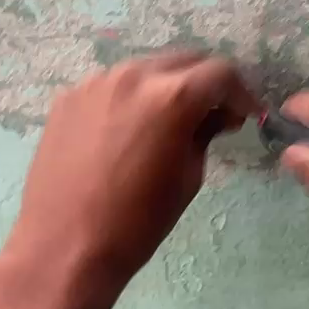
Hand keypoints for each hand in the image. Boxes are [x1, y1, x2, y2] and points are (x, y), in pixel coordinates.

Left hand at [4, 51, 257, 295]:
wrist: (63, 248)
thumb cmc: (137, 223)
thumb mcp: (188, 178)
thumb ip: (205, 133)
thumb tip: (216, 115)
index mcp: (171, 96)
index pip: (220, 73)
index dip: (241, 92)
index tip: (245, 114)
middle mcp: (133, 75)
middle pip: (184, 60)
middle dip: (205, 83)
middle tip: (213, 114)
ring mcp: (95, 82)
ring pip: (146, 69)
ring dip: (166, 86)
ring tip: (168, 122)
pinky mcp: (68, 97)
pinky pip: (112, 85)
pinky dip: (131, 98)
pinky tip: (127, 131)